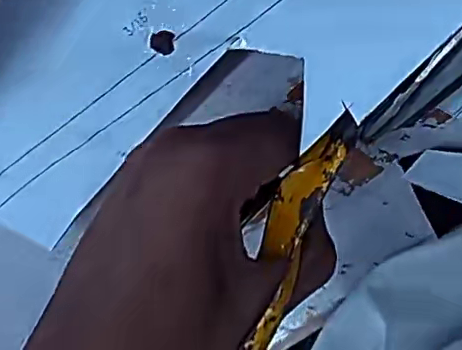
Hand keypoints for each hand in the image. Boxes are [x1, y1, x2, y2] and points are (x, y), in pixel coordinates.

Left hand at [30, 111, 330, 349]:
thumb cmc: (160, 340)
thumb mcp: (253, 300)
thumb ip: (306, 250)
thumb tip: (319, 227)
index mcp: (206, 164)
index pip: (284, 132)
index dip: (317, 156)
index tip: (333, 178)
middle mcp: (172, 148)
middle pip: (251, 136)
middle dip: (282, 171)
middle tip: (299, 216)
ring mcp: (144, 163)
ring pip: (220, 150)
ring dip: (248, 180)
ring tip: (256, 235)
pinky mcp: (128, 184)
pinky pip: (187, 165)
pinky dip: (212, 187)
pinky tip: (214, 238)